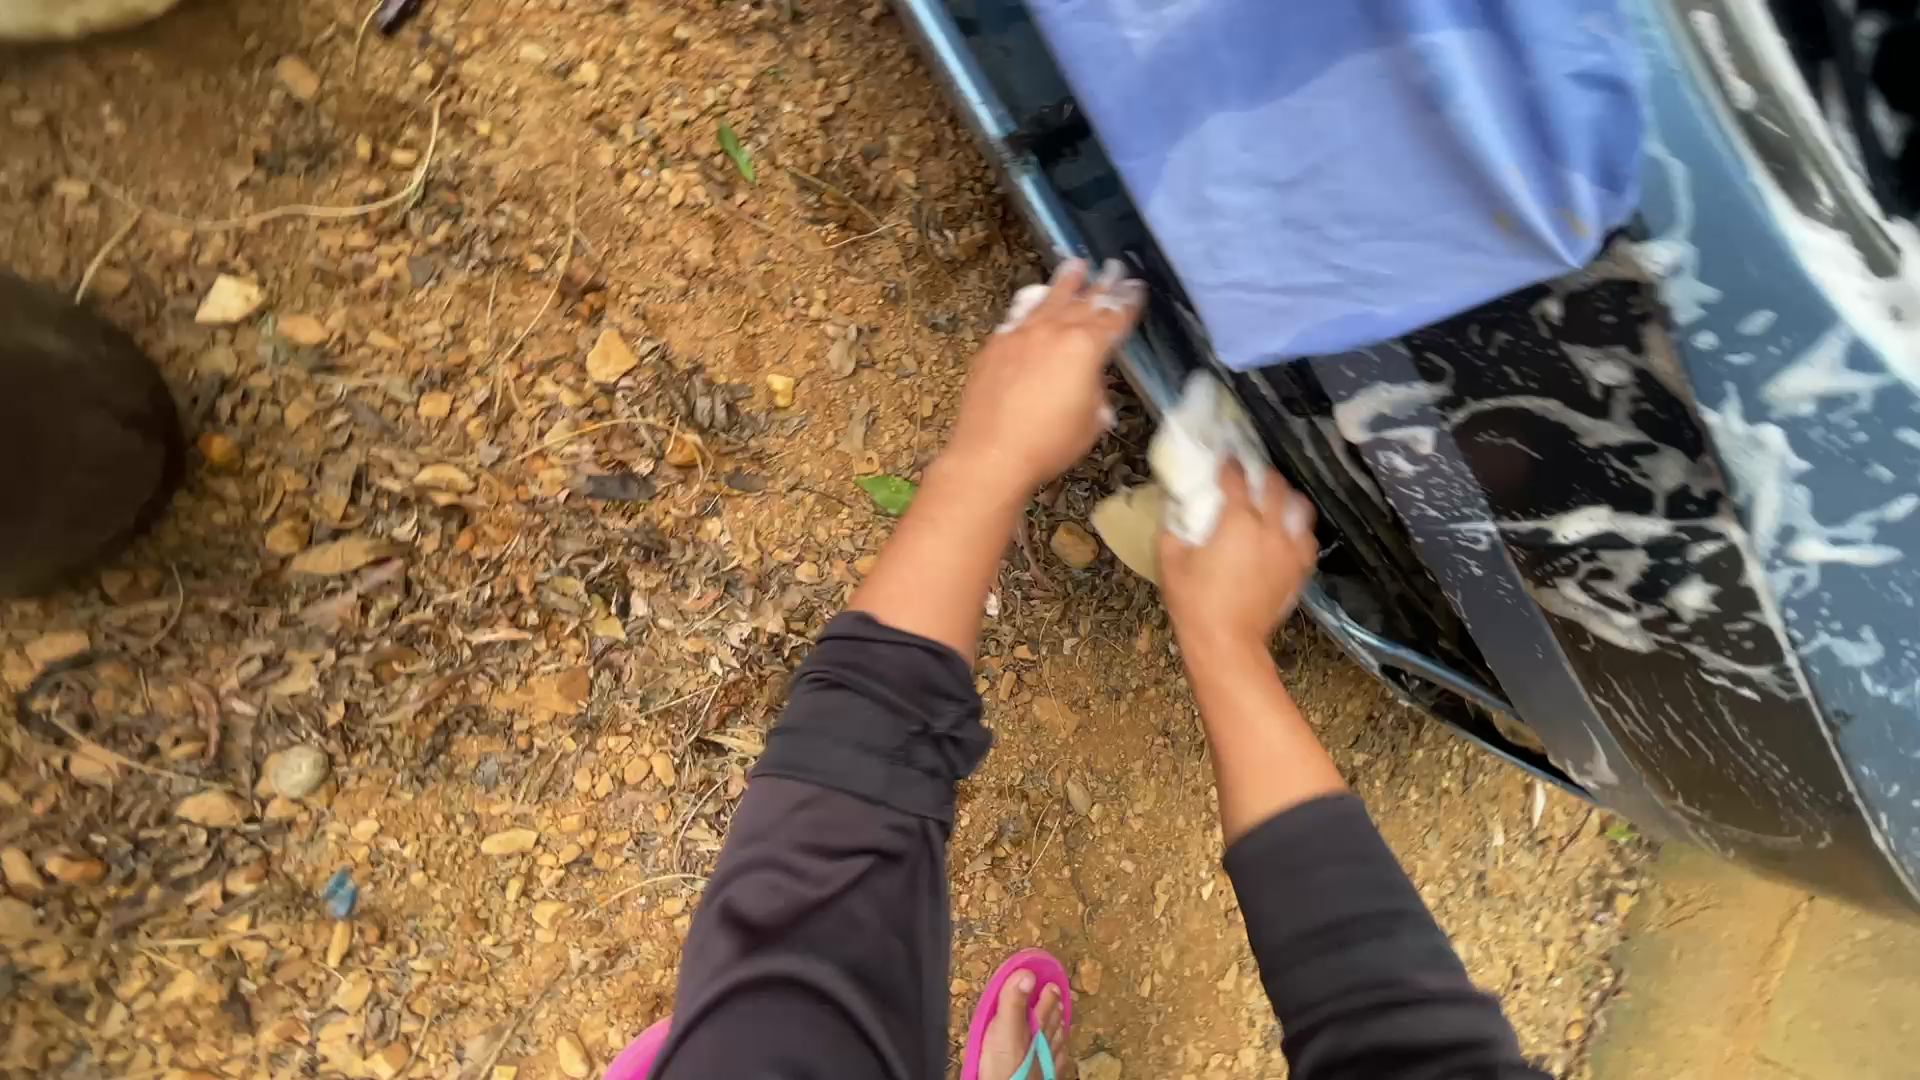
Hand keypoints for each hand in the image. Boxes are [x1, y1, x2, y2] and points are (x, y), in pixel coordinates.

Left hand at [943, 258, 1143, 497]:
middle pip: (1083, 302)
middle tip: (1114, 268)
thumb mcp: (1090, 422)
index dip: (1128, 303)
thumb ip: (1095, 390)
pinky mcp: (994, 347)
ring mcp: (1020, 335)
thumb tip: (1088, 379)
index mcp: (1086, 347)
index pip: (1114, 318)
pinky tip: (1033, 300)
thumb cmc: (1048, 444)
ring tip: (1076, 264)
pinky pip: (1017, 316)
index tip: (1136, 288)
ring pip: (1048, 300)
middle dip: (1102, 285)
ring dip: (1065, 282)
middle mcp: (1054, 332)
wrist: (991, 454)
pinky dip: (1030, 304)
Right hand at [1158, 462, 1317, 652]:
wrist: (1226, 642)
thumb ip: (1172, 525)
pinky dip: (1297, 527)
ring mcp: (1289, 549)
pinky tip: (1285, 530)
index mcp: (1236, 522)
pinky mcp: (1299, 569)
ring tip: (1273, 498)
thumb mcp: (1170, 559)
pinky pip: (1307, 537)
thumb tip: (1174, 503)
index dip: (1229, 464)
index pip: (1236, 479)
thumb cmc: (1193, 601)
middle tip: (1249, 474)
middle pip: (1274, 485)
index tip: (1224, 457)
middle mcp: (1270, 529)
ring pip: (1299, 507)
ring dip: (1285, 496)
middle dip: (1261, 474)